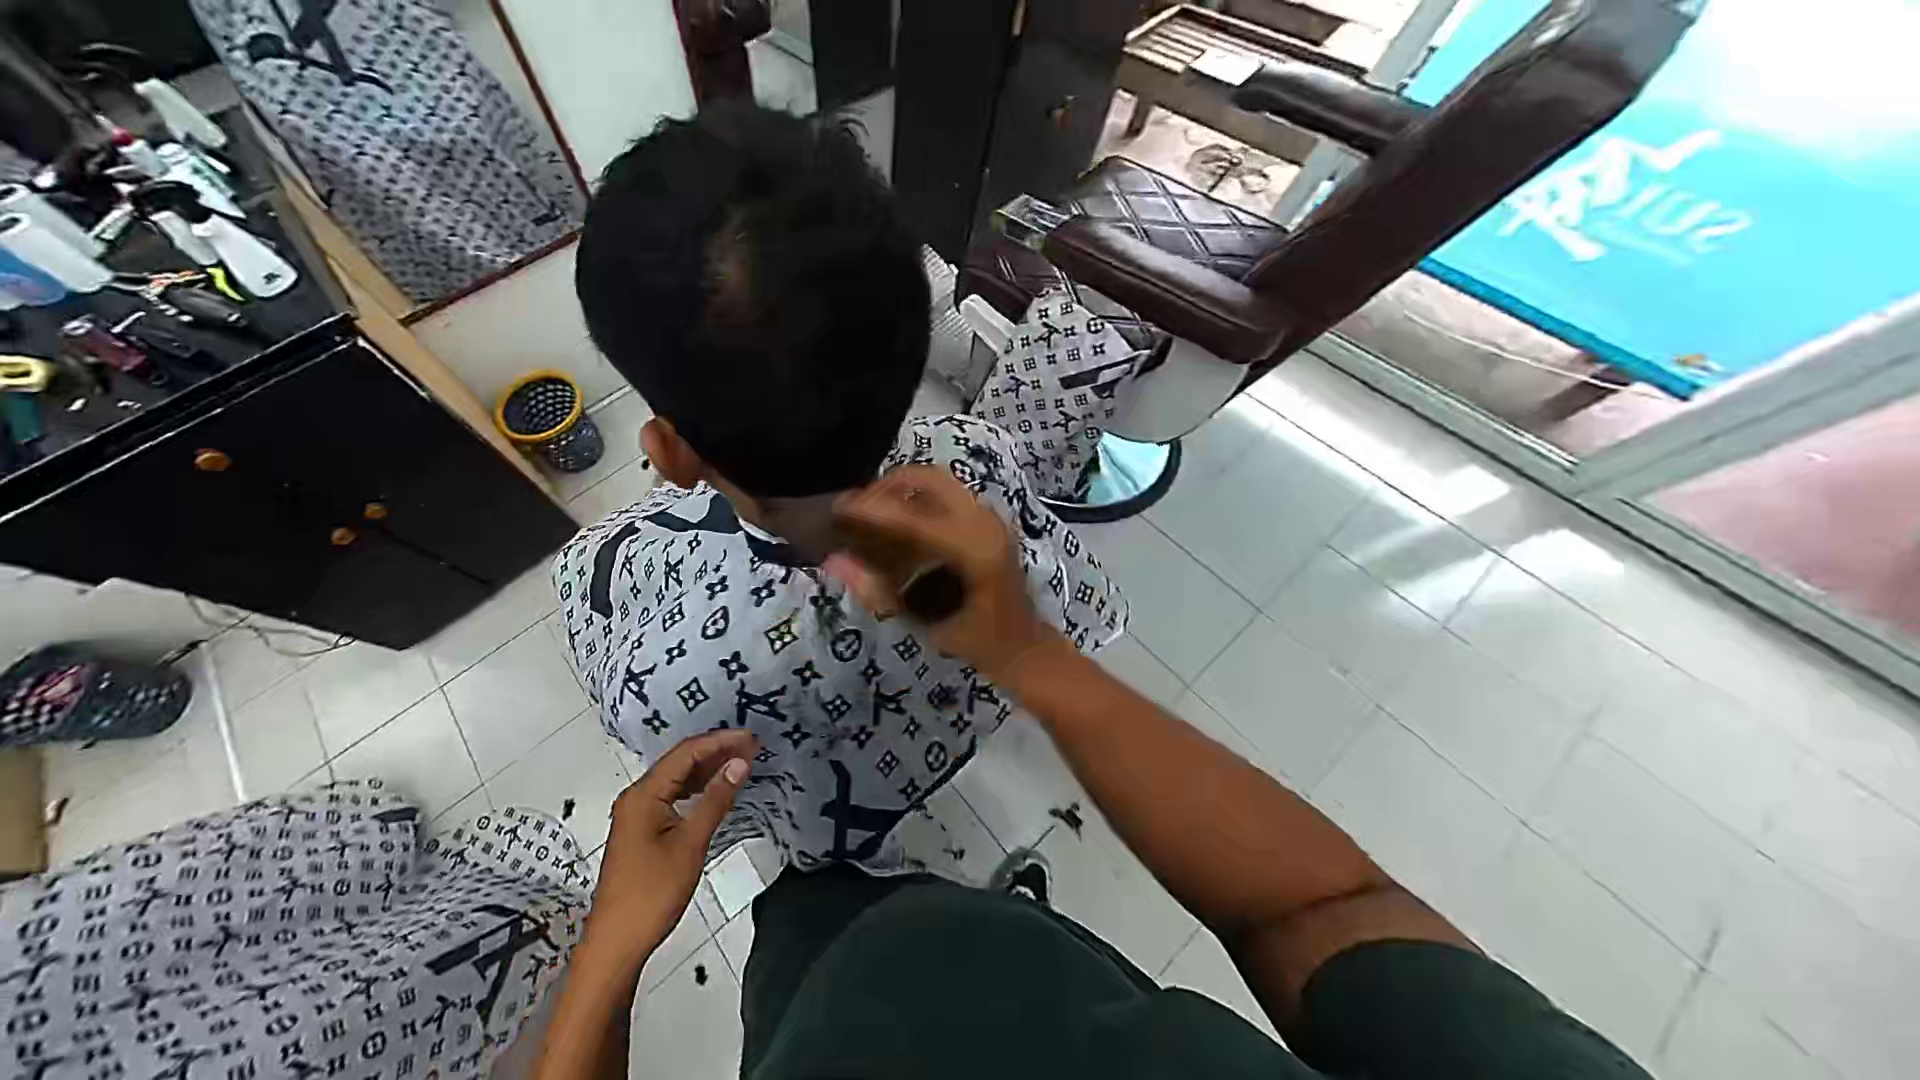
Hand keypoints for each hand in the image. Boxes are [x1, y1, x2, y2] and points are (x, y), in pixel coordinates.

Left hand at [579, 729, 753, 973]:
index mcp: (643, 794)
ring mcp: (638, 814)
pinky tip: (719, 790)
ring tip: (743, 763)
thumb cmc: (653, 893)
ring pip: (678, 779)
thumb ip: (716, 798)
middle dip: (717, 752)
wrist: (617, 943)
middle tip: (754, 748)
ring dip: (709, 769)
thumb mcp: (691, 842)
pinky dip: (698, 789)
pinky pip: (674, 796)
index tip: (752, 738)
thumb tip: (740, 762)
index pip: (686, 753)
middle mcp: (637, 797)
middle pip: (680, 762)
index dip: (721, 741)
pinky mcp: (643, 830)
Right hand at [826, 466, 1063, 680]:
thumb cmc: (977, 641)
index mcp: (974, 550)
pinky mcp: (992, 522)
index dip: (871, 509)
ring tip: (876, 513)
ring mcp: (993, 519)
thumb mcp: (926, 623)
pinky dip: (921, 498)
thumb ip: (879, 591)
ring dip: (904, 490)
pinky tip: (902, 522)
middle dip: (888, 487)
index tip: (839, 507)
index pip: (912, 518)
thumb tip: (835, 561)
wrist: (1024, 645)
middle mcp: (986, 524)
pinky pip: (950, 494)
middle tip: (860, 508)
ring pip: (941, 482)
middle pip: (930, 479)